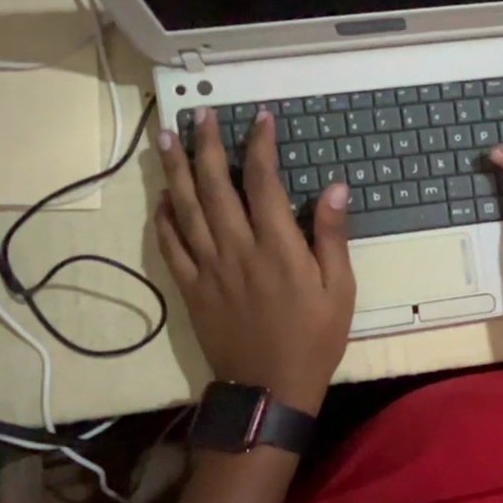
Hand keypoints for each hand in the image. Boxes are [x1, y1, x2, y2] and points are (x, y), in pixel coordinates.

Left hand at [154, 108, 354, 414]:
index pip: (262, 182)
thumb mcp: (340, 289)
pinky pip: (169, 245)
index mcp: (277, 247)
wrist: (269, 388)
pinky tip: (162, 196)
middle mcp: (236, 249)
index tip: (259, 118)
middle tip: (202, 114)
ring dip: (176, 169)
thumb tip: (334, 187)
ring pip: (184, 208)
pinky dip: (164, 216)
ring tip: (169, 136)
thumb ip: (332, 236)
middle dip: (207, 145)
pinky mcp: (190, 287)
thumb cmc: (314, 339)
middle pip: (214, 186)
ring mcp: (207, 267)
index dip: (259, 146)